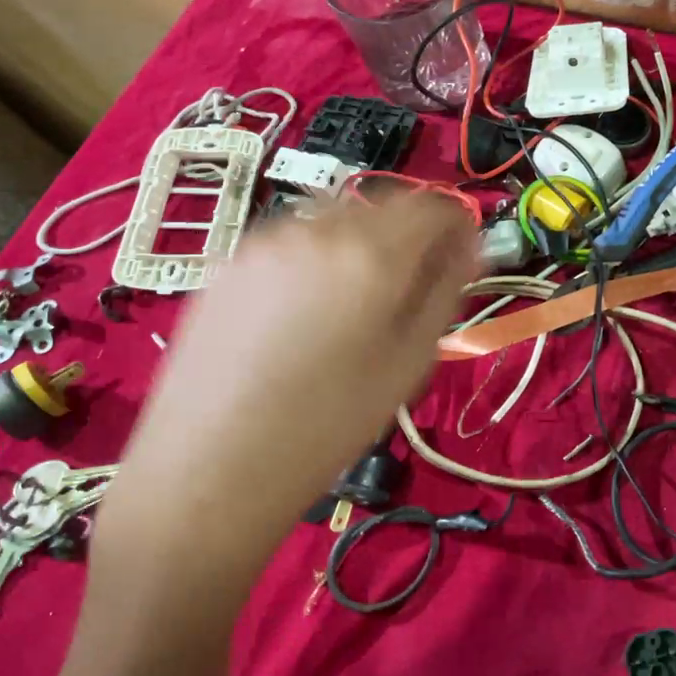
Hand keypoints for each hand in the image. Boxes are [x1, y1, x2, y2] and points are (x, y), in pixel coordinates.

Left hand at [97, 191, 480, 576]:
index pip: (434, 205)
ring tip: (360, 299)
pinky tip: (309, 309)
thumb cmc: (327, 425)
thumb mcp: (409, 361)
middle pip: (386, 205)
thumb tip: (467, 249)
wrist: (208, 470)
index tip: (465, 256)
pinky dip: (319, 256)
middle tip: (417, 284)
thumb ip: (445, 290)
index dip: (459, 225)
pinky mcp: (227, 262)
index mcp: (372, 254)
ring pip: (338, 219)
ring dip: (365, 242)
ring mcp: (265, 242)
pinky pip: (294, 241)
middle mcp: (318, 230)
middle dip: (412, 235)